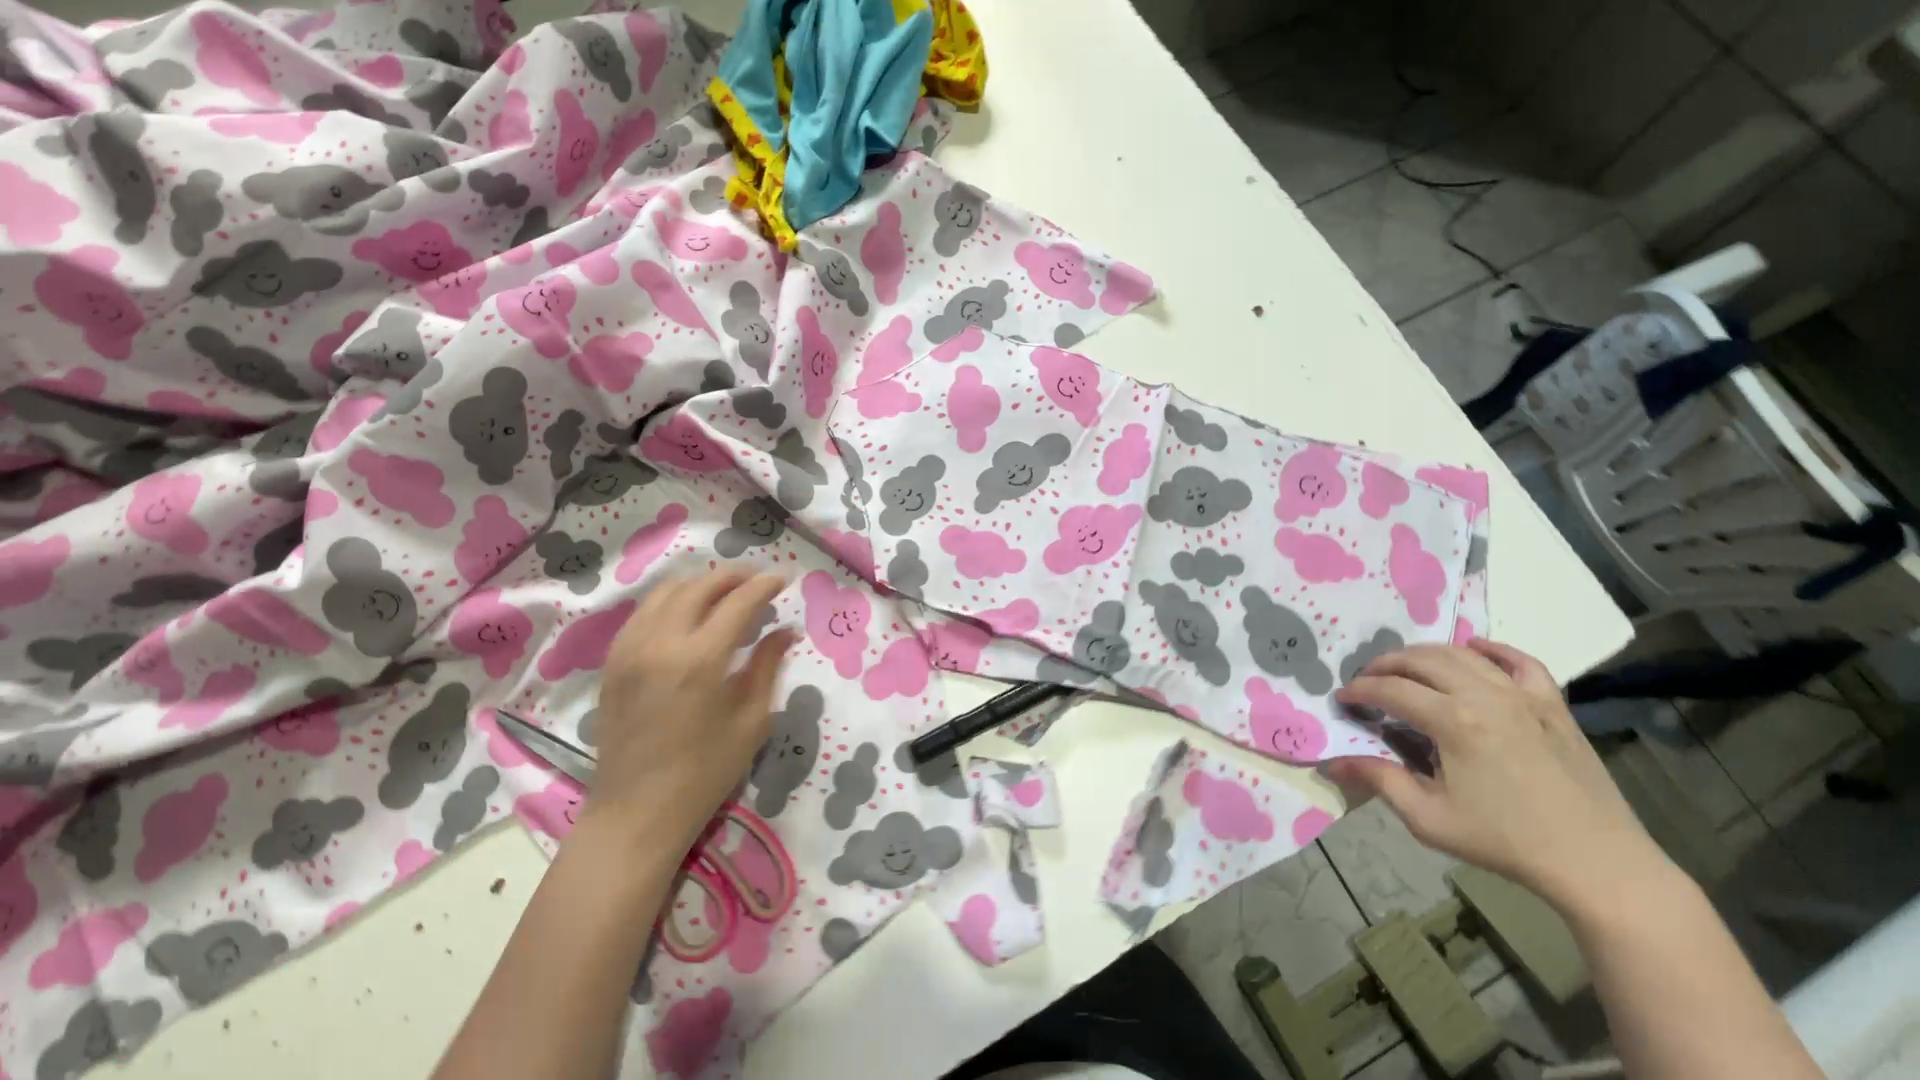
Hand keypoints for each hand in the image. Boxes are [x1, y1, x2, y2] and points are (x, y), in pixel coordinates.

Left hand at [581, 570, 793, 849]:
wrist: (637, 810)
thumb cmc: (704, 773)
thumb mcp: (750, 721)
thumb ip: (767, 667)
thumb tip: (785, 631)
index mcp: (700, 659)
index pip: (738, 601)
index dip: (765, 585)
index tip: (784, 579)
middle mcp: (660, 642)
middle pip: (699, 586)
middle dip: (733, 577)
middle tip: (758, 582)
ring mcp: (630, 648)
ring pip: (666, 592)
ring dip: (700, 585)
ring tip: (724, 594)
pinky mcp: (613, 661)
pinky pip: (643, 612)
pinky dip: (670, 602)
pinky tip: (687, 616)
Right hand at [1328, 640, 1670, 908]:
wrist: (1592, 858)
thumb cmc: (1503, 840)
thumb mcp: (1429, 817)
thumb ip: (1379, 781)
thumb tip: (1332, 762)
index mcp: (1453, 721)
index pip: (1391, 690)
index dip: (1360, 691)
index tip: (1342, 700)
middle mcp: (1485, 695)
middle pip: (1423, 661)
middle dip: (1386, 665)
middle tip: (1367, 680)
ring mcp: (1523, 695)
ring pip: (1464, 655)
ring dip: (1427, 655)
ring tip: (1407, 668)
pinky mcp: (1552, 704)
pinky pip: (1519, 661)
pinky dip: (1492, 650)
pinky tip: (1475, 649)